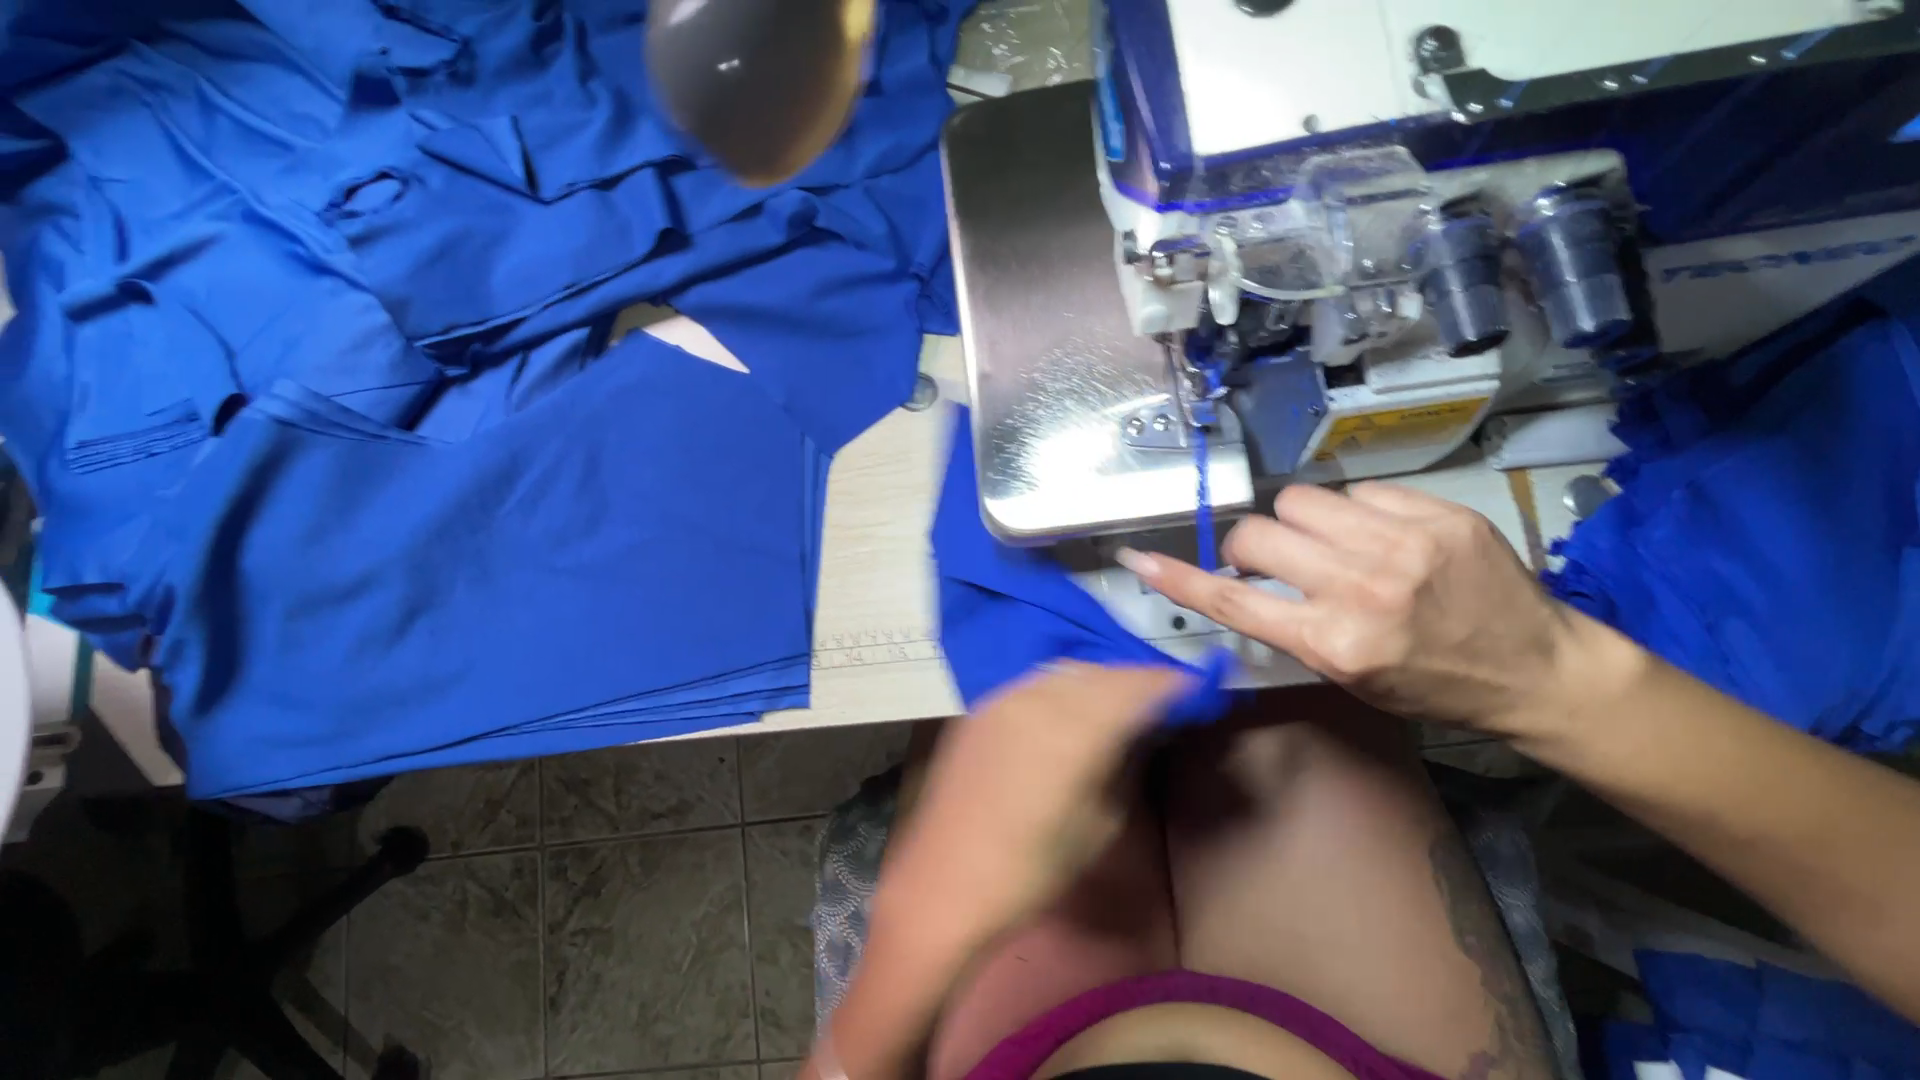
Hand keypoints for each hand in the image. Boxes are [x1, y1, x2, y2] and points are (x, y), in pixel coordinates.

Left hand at [878, 663, 1192, 944]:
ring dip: (1099, 681)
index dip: (1173, 684)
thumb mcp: (1101, 823)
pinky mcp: (980, 708)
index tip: (1197, 690)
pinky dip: (1064, 689)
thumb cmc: (1033, 870)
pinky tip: (1071, 711)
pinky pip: (1035, 684)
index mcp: (1074, 727)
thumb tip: (1145, 729)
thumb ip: (1125, 763)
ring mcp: (1003, 698)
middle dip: (1137, 681)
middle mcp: (1038, 697)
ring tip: (1119, 705)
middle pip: (1103, 672)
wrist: (944, 885)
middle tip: (1163, 701)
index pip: (1138, 686)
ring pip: (1067, 672)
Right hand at [1119, 482, 1581, 734]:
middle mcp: (1363, 589)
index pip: (1235, 601)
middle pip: (1259, 534)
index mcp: (1336, 643)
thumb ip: (1295, 627)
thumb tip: (1247, 581)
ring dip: (1300, 522)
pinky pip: (1359, 491)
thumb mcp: (1351, 676)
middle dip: (1253, 545)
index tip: (1141, 559)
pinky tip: (1382, 535)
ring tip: (1333, 543)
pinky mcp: (1438, 514)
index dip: (1180, 580)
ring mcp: (1403, 544)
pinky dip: (1355, 512)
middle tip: (1275, 560)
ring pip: (1301, 500)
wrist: (1538, 670)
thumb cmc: (1433, 686)